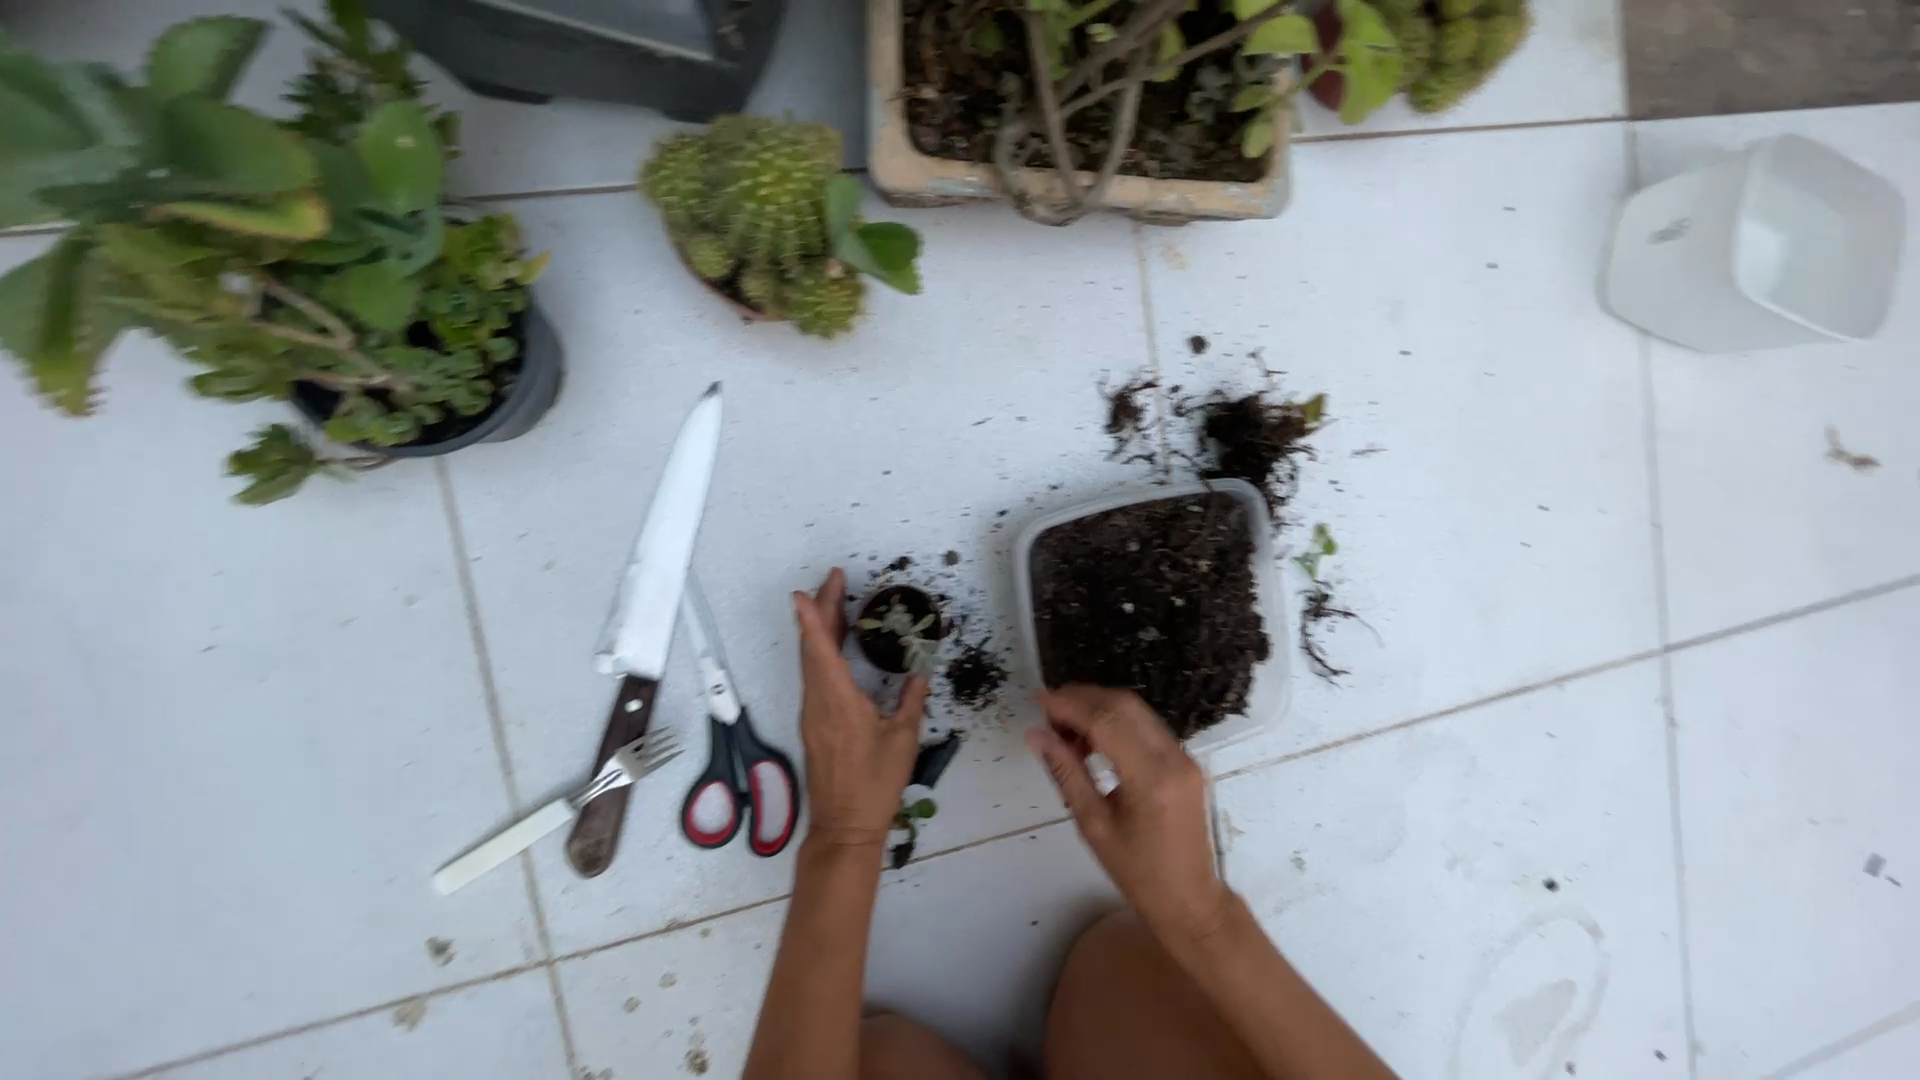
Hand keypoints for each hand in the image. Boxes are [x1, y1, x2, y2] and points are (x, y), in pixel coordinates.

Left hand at [791, 568, 928, 848]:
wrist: (844, 826)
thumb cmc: (875, 785)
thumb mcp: (903, 740)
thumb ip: (911, 701)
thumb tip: (920, 672)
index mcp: (838, 701)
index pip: (820, 649)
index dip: (812, 617)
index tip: (805, 591)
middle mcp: (818, 702)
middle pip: (812, 648)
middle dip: (820, 611)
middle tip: (834, 581)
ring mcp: (812, 714)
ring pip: (810, 662)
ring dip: (819, 630)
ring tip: (836, 603)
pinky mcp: (814, 724)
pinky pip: (814, 677)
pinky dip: (821, 652)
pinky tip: (835, 646)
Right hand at [1027, 685, 1231, 944]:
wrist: (1189, 899)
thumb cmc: (1136, 872)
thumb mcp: (1092, 825)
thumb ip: (1066, 772)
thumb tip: (1036, 734)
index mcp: (1150, 779)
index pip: (1106, 720)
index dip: (1070, 704)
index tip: (1040, 698)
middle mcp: (1174, 758)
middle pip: (1124, 705)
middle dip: (1083, 698)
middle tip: (1049, 710)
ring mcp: (1185, 757)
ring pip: (1137, 710)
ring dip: (1099, 707)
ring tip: (1065, 726)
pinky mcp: (1186, 760)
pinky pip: (1148, 725)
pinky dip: (1117, 721)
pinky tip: (1092, 738)